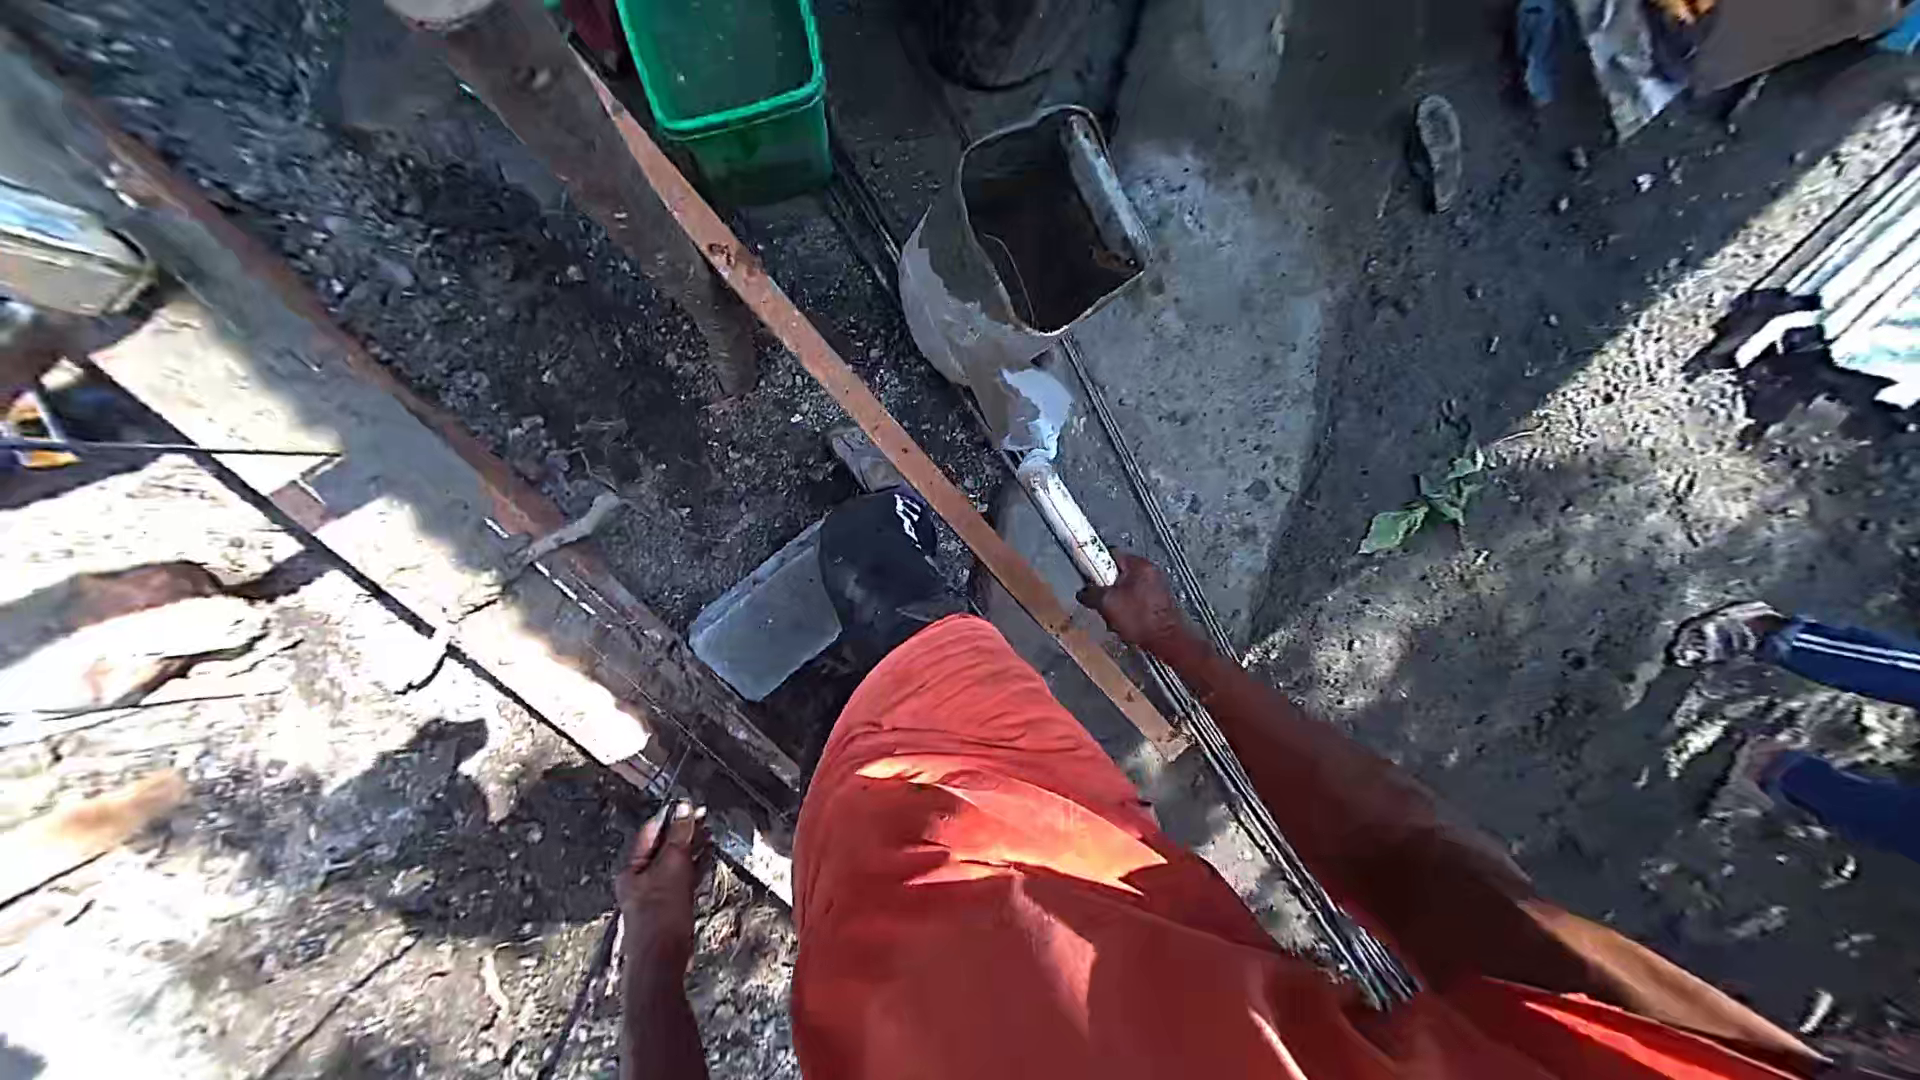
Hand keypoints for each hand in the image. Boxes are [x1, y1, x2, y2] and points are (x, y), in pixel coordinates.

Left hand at [614, 802, 706, 965]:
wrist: (663, 960)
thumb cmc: (660, 916)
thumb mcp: (672, 866)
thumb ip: (679, 836)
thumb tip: (684, 810)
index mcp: (632, 869)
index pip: (652, 832)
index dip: (671, 816)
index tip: (690, 804)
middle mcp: (641, 880)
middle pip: (664, 846)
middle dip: (684, 831)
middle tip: (704, 816)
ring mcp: (656, 893)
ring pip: (675, 862)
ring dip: (692, 847)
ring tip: (710, 833)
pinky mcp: (671, 905)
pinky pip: (684, 877)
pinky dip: (696, 865)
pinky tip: (708, 857)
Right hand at [1076, 553, 1191, 654]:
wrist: (1166, 641)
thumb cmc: (1143, 619)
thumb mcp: (1106, 603)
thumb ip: (1090, 593)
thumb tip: (1083, 592)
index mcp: (1139, 565)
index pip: (1111, 553)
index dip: (1095, 565)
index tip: (1088, 575)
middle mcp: (1150, 573)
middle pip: (1117, 573)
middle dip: (1106, 589)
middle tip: (1101, 600)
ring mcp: (1156, 588)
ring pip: (1124, 590)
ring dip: (1115, 602)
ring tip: (1114, 615)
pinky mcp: (1157, 603)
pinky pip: (1134, 601)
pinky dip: (1126, 610)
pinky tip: (1124, 623)